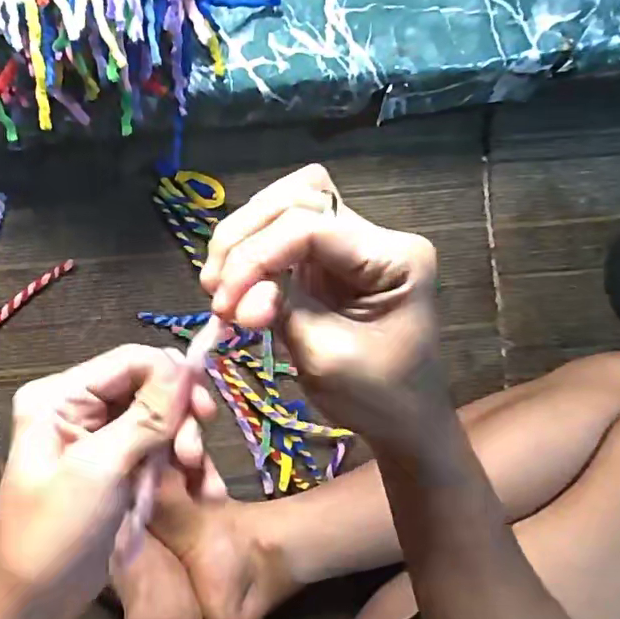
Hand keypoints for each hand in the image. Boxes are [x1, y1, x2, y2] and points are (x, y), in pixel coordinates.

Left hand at [0, 345, 218, 613]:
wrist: (36, 604)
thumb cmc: (56, 532)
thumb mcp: (99, 470)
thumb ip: (145, 416)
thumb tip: (183, 363)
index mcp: (59, 396)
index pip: (128, 360)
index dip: (171, 376)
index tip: (204, 409)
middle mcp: (78, 406)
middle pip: (148, 387)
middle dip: (179, 418)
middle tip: (196, 453)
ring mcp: (99, 436)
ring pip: (160, 418)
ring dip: (186, 445)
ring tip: (200, 481)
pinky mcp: (116, 464)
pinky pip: (158, 448)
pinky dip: (180, 466)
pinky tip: (200, 490)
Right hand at [201, 164, 442, 446]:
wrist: (402, 421)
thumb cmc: (376, 396)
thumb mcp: (326, 356)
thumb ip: (280, 311)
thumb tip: (235, 296)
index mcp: (394, 257)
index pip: (311, 227)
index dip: (258, 256)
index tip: (226, 304)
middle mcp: (375, 237)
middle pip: (297, 198)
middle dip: (246, 239)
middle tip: (217, 291)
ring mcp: (350, 244)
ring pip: (283, 207)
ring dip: (242, 242)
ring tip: (220, 290)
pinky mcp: (326, 259)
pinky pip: (279, 235)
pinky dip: (249, 256)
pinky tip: (234, 288)